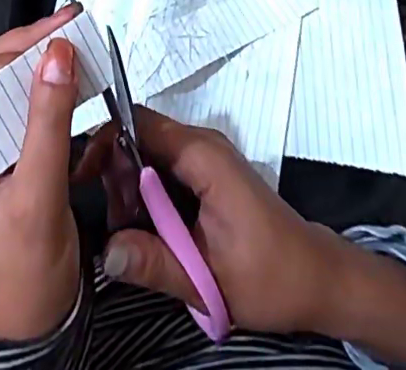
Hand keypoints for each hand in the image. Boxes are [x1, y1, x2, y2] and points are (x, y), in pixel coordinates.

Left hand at [0, 5, 85, 340]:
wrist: (33, 336)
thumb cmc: (19, 282)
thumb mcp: (36, 202)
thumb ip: (44, 128)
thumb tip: (56, 60)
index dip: (12, 52)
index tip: (56, 33)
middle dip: (28, 48)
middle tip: (68, 25)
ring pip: (5, 91)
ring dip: (40, 65)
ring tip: (72, 41)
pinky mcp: (7, 158)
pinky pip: (24, 113)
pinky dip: (50, 95)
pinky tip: (70, 80)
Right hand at [88, 109, 405, 365]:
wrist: (324, 282)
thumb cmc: (274, 276)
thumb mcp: (211, 278)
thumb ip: (156, 264)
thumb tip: (105, 253)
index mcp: (199, 155)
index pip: (132, 122)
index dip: (102, 144)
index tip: (82, 178)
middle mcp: (198, 144)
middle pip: (134, 136)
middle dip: (114, 174)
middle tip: (114, 220)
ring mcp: (201, 156)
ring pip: (143, 153)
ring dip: (128, 187)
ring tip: (130, 230)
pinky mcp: (202, 172)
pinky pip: (158, 167)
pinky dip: (144, 192)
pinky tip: (145, 226)